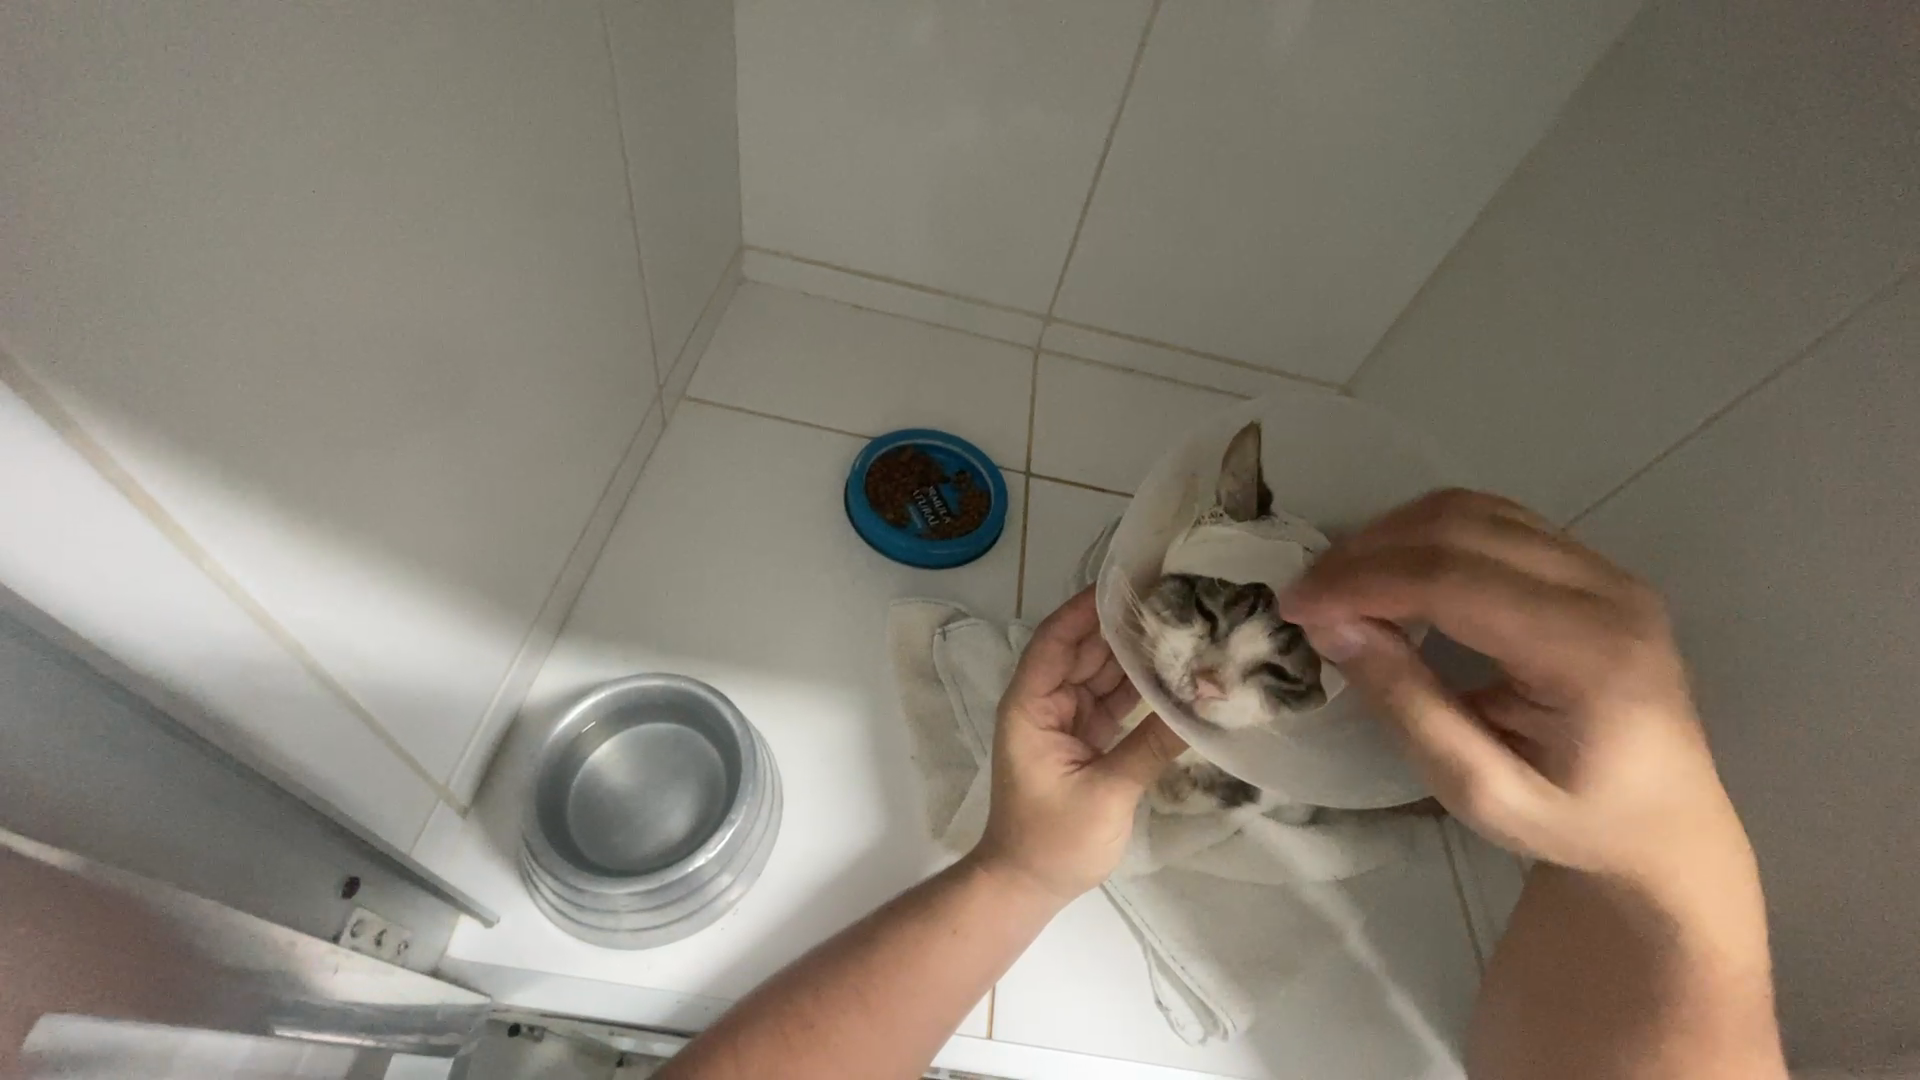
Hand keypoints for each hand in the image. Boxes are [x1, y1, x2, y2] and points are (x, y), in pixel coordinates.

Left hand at [971, 587, 1186, 903]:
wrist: (1028, 883)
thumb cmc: (1053, 840)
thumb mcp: (1106, 792)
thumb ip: (1151, 745)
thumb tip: (1203, 704)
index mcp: (1031, 704)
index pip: (1055, 640)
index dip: (1085, 609)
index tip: (1125, 585)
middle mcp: (1044, 702)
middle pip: (1082, 650)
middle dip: (1118, 626)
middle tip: (1168, 600)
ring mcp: (1064, 718)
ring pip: (1099, 672)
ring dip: (1132, 654)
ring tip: (1178, 626)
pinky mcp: (1084, 736)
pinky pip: (1110, 699)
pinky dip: (1137, 688)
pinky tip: (1171, 672)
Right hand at [1279, 490, 1746, 884]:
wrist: (1665, 825)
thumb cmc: (1573, 823)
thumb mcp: (1476, 790)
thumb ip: (1404, 703)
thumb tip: (1331, 623)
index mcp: (1591, 652)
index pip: (1453, 580)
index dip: (1360, 583)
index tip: (1294, 608)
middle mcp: (1606, 589)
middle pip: (1457, 528)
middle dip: (1362, 555)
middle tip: (1305, 597)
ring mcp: (1600, 568)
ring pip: (1467, 510)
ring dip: (1385, 537)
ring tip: (1337, 585)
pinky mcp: (1582, 565)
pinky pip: (1483, 519)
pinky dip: (1417, 534)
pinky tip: (1386, 573)